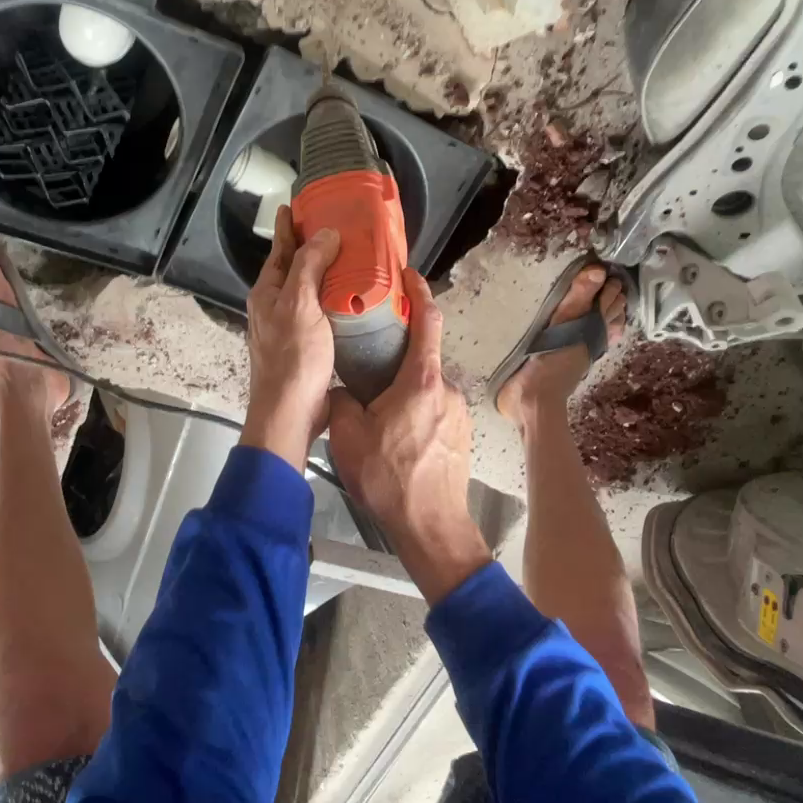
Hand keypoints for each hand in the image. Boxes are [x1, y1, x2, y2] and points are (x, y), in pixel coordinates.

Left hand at [241, 205, 340, 470]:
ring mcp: (289, 328)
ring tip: (349, 258)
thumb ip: (309, 266)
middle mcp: (274, 307)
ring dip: (325, 275)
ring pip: (307, 292)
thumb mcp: (300, 304)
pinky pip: (320, 313)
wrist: (291, 412)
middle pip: (292, 269)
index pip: (279, 251)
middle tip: (334, 228)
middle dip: (309, 249)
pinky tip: (353, 300)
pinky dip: (334, 301)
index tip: (294, 206)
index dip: (287, 228)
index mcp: (267, 293)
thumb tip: (325, 233)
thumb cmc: (293, 357)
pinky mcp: (306, 347)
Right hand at [326, 272, 488, 603]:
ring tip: (377, 414)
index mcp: (421, 381)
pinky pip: (435, 412)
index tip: (409, 274)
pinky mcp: (462, 435)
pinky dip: (415, 414)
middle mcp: (446, 390)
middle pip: (421, 359)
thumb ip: (342, 401)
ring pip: (426, 389)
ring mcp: (459, 413)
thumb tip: (341, 389)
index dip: (420, 292)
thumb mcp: (348, 435)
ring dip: (404, 393)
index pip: (428, 322)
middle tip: (368, 365)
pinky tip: (396, 438)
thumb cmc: (390, 478)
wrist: (432, 527)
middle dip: (396, 358)